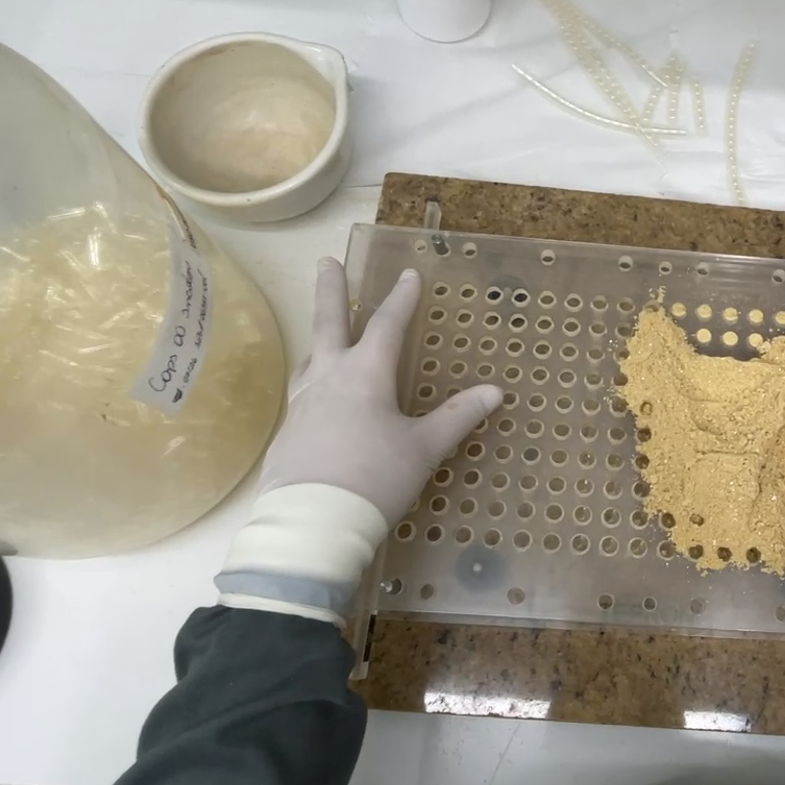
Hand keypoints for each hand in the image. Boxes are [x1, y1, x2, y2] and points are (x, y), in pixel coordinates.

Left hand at [216, 261, 499, 625]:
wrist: (312, 522)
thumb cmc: (375, 477)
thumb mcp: (424, 448)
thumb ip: (458, 417)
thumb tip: (495, 391)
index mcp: (365, 374)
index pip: (386, 325)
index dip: (401, 300)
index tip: (409, 274)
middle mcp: (329, 378)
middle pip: (330, 323)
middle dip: (332, 291)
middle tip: (327, 261)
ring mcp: (303, 404)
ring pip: (312, 356)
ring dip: (321, 336)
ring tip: (325, 332)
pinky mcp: (289, 431)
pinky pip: (303, 391)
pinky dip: (314, 377)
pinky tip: (318, 395)